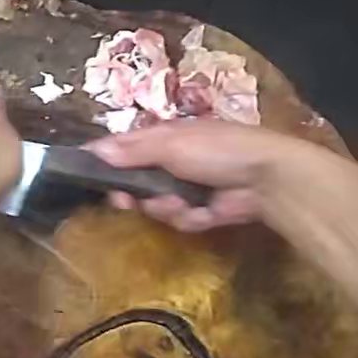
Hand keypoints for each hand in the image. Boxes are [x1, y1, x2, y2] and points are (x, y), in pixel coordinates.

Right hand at [87, 120, 327, 232]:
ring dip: (163, 208)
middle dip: (129, 194)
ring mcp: (185, 188)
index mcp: (161, 139)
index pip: (121, 148)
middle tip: (125, 202)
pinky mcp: (201, 211)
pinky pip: (178, 219)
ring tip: (180, 205)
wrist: (271, 179)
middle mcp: (169, 161)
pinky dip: (188, 218)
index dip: (102, 159)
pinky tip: (203, 214)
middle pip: (131, 181)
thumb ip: (130, 151)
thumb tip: (93, 151)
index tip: (86, 172)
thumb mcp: (169, 144)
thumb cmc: (217, 150)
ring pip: (153, 204)